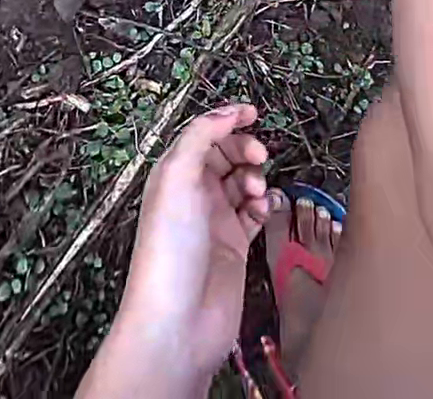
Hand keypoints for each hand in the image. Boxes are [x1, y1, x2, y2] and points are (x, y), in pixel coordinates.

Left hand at [81, 105, 269, 397]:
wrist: (179, 320)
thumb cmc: (170, 248)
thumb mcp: (177, 177)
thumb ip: (199, 137)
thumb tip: (224, 112)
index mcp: (174, 173)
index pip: (202, 134)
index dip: (226, 119)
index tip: (251, 112)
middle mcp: (193, 193)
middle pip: (225, 154)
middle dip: (244, 147)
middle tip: (257, 155)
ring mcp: (214, 219)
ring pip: (242, 180)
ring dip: (254, 176)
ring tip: (257, 188)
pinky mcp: (234, 244)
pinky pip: (254, 211)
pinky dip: (262, 204)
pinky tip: (262, 208)